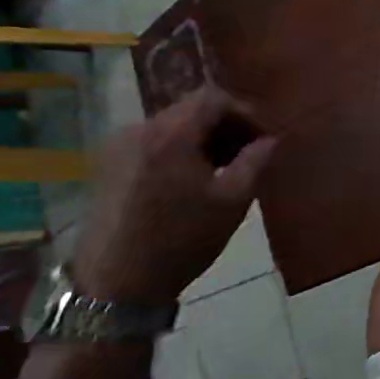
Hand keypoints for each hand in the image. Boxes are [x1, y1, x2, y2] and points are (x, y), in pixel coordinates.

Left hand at [71, 87, 277, 304]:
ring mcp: (119, 146)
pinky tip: (191, 181)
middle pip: (190, 110)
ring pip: (171, 127)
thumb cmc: (180, 241)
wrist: (117, 281)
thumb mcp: (230, 203)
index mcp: (171, 133)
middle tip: (249, 154)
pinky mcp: (109, 165)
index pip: (213, 97)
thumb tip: (270, 140)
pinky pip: (153, 144)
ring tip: (223, 169)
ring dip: (202, 139)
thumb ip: (254, 163)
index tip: (264, 137)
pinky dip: (178, 151)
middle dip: (224, 126)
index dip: (245, 111)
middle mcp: (140, 128)